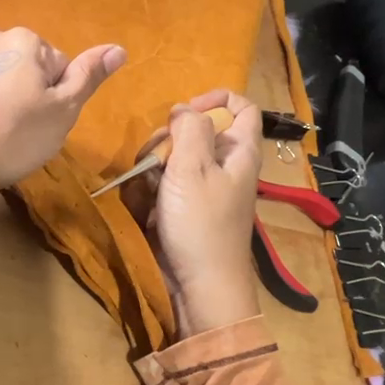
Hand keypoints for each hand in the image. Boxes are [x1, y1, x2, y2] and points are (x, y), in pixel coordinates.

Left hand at [0, 28, 126, 202]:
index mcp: (23, 40)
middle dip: (27, 94)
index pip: (57, 65)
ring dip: (0, 100)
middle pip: (24, 68)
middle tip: (21, 130)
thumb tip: (119, 49)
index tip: (42, 122)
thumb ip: (89, 76)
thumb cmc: (13, 139)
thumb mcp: (62, 111)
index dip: (55, 97)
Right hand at [124, 91, 264, 334]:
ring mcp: (205, 189)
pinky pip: (167, 184)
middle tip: (155, 154)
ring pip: (176, 157)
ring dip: (154, 163)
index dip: (215, 99)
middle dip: (169, 136)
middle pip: (198, 131)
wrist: (201, 285)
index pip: (241, 107)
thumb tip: (183, 109)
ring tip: (145, 182)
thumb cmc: (200, 225)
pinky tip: (143, 201)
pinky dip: (152, 187)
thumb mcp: (192, 169)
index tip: (184, 110)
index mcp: (240, 152)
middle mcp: (226, 166)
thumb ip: (189, 130)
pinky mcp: (186, 209)